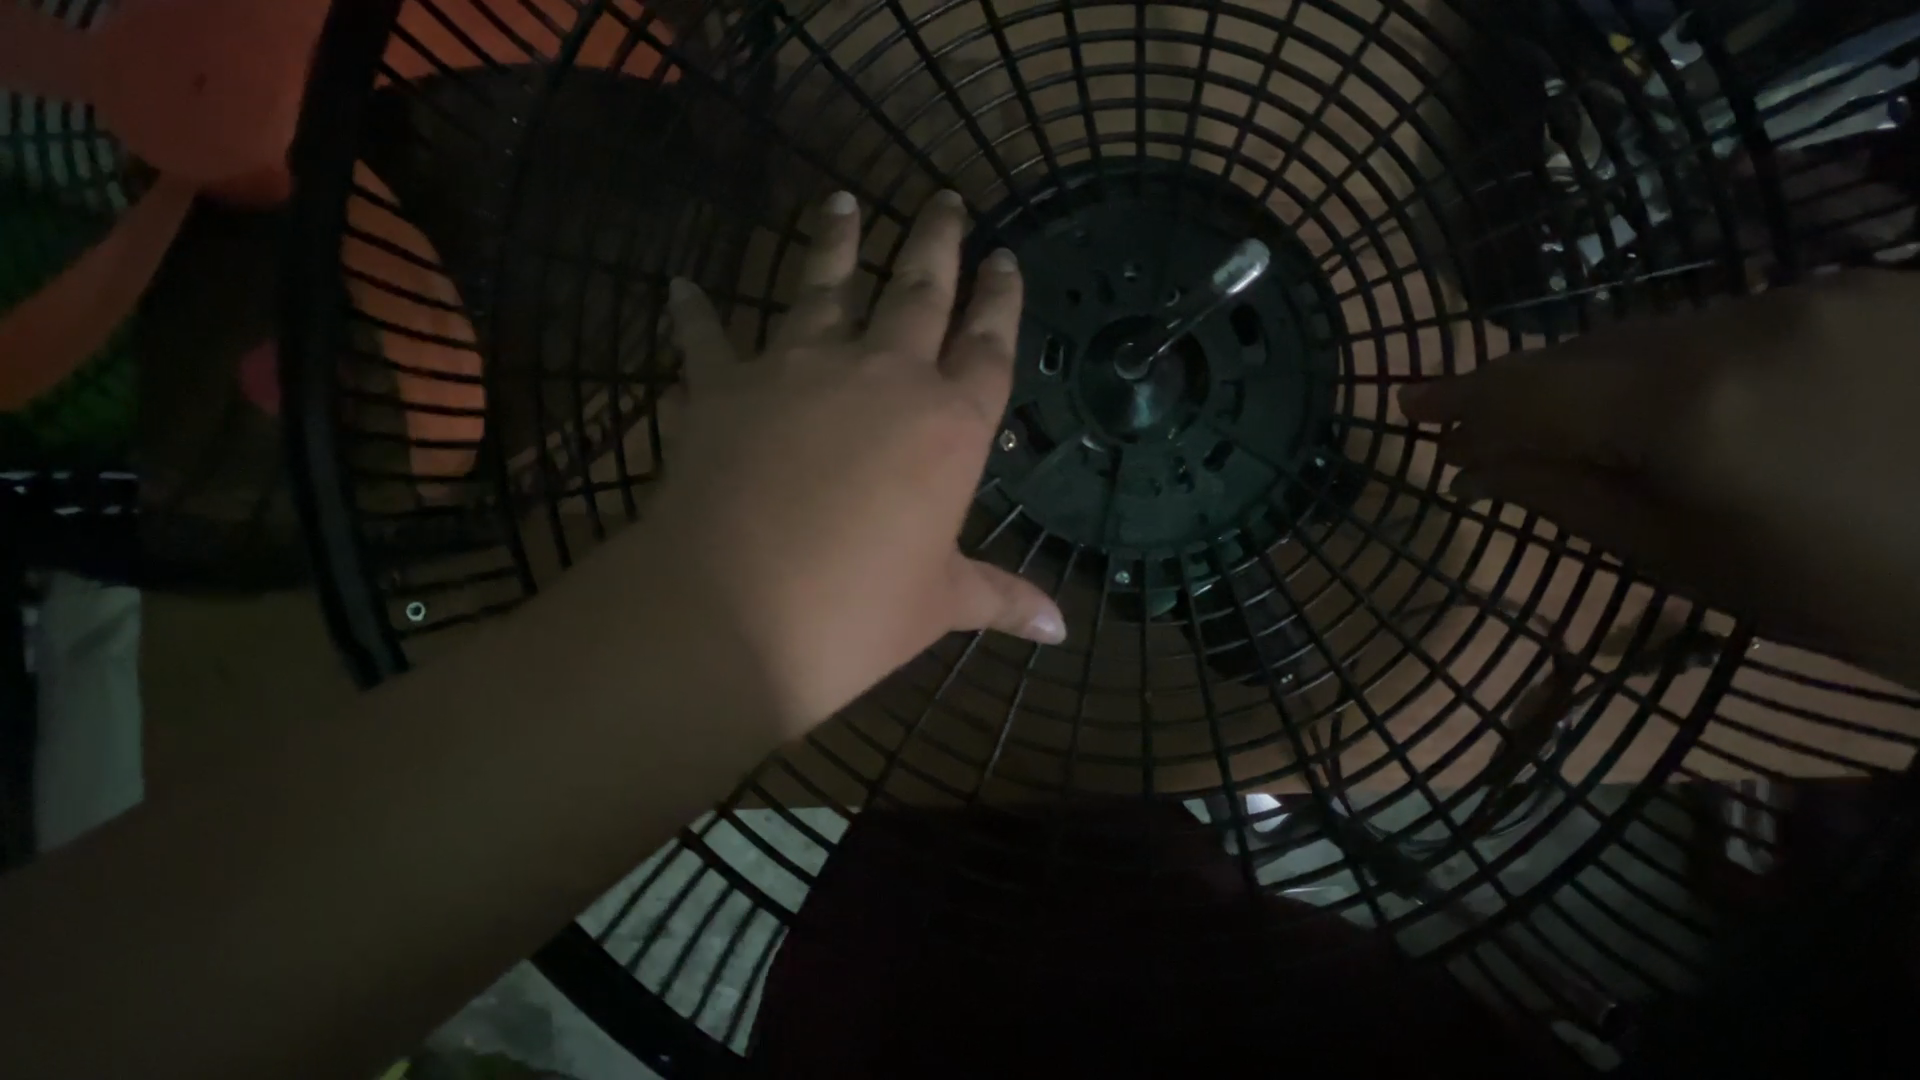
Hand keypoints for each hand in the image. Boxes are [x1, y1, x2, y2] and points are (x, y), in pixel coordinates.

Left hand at [654, 190, 1065, 733]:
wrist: (735, 613)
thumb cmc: (857, 612)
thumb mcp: (938, 604)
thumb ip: (1001, 598)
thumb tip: (1061, 630)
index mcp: (949, 426)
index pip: (988, 347)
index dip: (1000, 300)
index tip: (1004, 258)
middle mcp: (883, 377)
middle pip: (918, 292)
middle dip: (936, 244)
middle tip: (944, 200)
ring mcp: (801, 369)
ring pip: (824, 286)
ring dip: (835, 241)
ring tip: (840, 201)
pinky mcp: (727, 384)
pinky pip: (708, 336)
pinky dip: (694, 311)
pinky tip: (682, 285)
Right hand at [1400, 270, 1919, 687]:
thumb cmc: (1875, 596)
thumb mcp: (1697, 564)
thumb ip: (1573, 499)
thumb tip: (1477, 464)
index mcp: (1692, 406)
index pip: (1533, 388)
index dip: (1461, 398)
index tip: (1406, 406)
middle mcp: (1749, 324)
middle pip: (1592, 347)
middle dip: (1528, 388)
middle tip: (1480, 430)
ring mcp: (1826, 295)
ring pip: (1665, 330)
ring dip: (1605, 375)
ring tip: (1580, 425)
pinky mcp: (1884, 288)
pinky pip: (1738, 323)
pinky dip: (1684, 362)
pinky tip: (1690, 404)